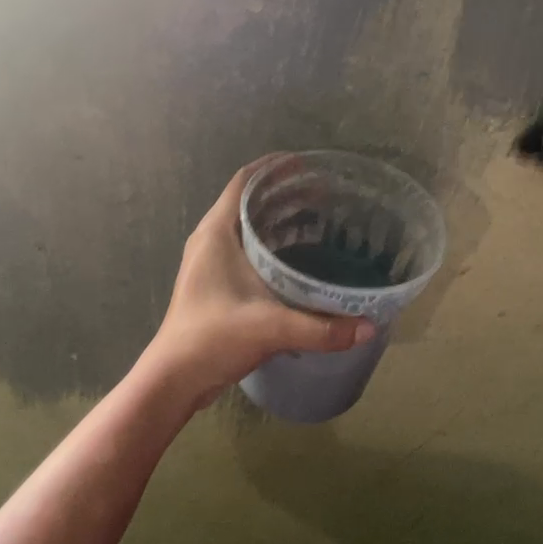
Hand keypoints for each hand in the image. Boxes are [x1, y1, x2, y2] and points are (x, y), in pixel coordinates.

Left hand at [144, 156, 375, 406]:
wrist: (174, 379)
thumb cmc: (213, 338)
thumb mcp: (271, 327)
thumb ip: (321, 327)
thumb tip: (368, 326)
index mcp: (216, 232)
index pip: (244, 181)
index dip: (274, 167)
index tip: (307, 164)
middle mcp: (209, 239)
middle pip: (248, 199)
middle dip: (284, 191)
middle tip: (325, 193)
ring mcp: (209, 261)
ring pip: (247, 225)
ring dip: (278, 218)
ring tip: (317, 218)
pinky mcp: (214, 282)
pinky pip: (245, 247)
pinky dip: (271, 242)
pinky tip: (298, 257)